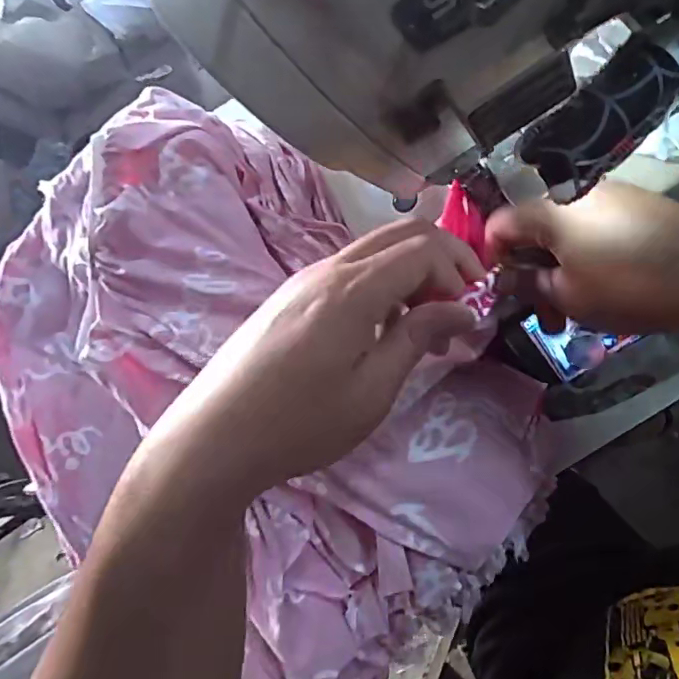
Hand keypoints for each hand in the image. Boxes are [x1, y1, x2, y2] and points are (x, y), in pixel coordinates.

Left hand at [146, 221, 484, 501]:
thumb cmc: (299, 423)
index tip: (470, 315)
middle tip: (463, 302)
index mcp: (353, 289)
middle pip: (403, 233)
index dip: (459, 273)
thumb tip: (463, 309)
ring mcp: (306, 279)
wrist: (208, 444)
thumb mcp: (374, 389)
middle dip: (444, 259)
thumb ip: (419, 336)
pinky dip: (386, 284)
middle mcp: (330, 269)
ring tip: (425, 327)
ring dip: (414, 273)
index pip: (425, 249)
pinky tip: (384, 331)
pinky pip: (353, 270)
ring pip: (378, 249)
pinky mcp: (292, 295)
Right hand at [485, 182, 678, 335]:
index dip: (493, 261)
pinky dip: (594, 257)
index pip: (500, 224)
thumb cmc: (632, 286)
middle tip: (551, 318)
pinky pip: (601, 230)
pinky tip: (615, 286)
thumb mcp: (572, 297)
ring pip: (571, 233)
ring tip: (585, 309)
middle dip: (535, 274)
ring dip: (566, 271)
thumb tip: (505, 277)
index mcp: (552, 209)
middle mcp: (578, 192)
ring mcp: (614, 195)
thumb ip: (530, 285)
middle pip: (537, 230)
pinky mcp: (642, 205)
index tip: (508, 294)